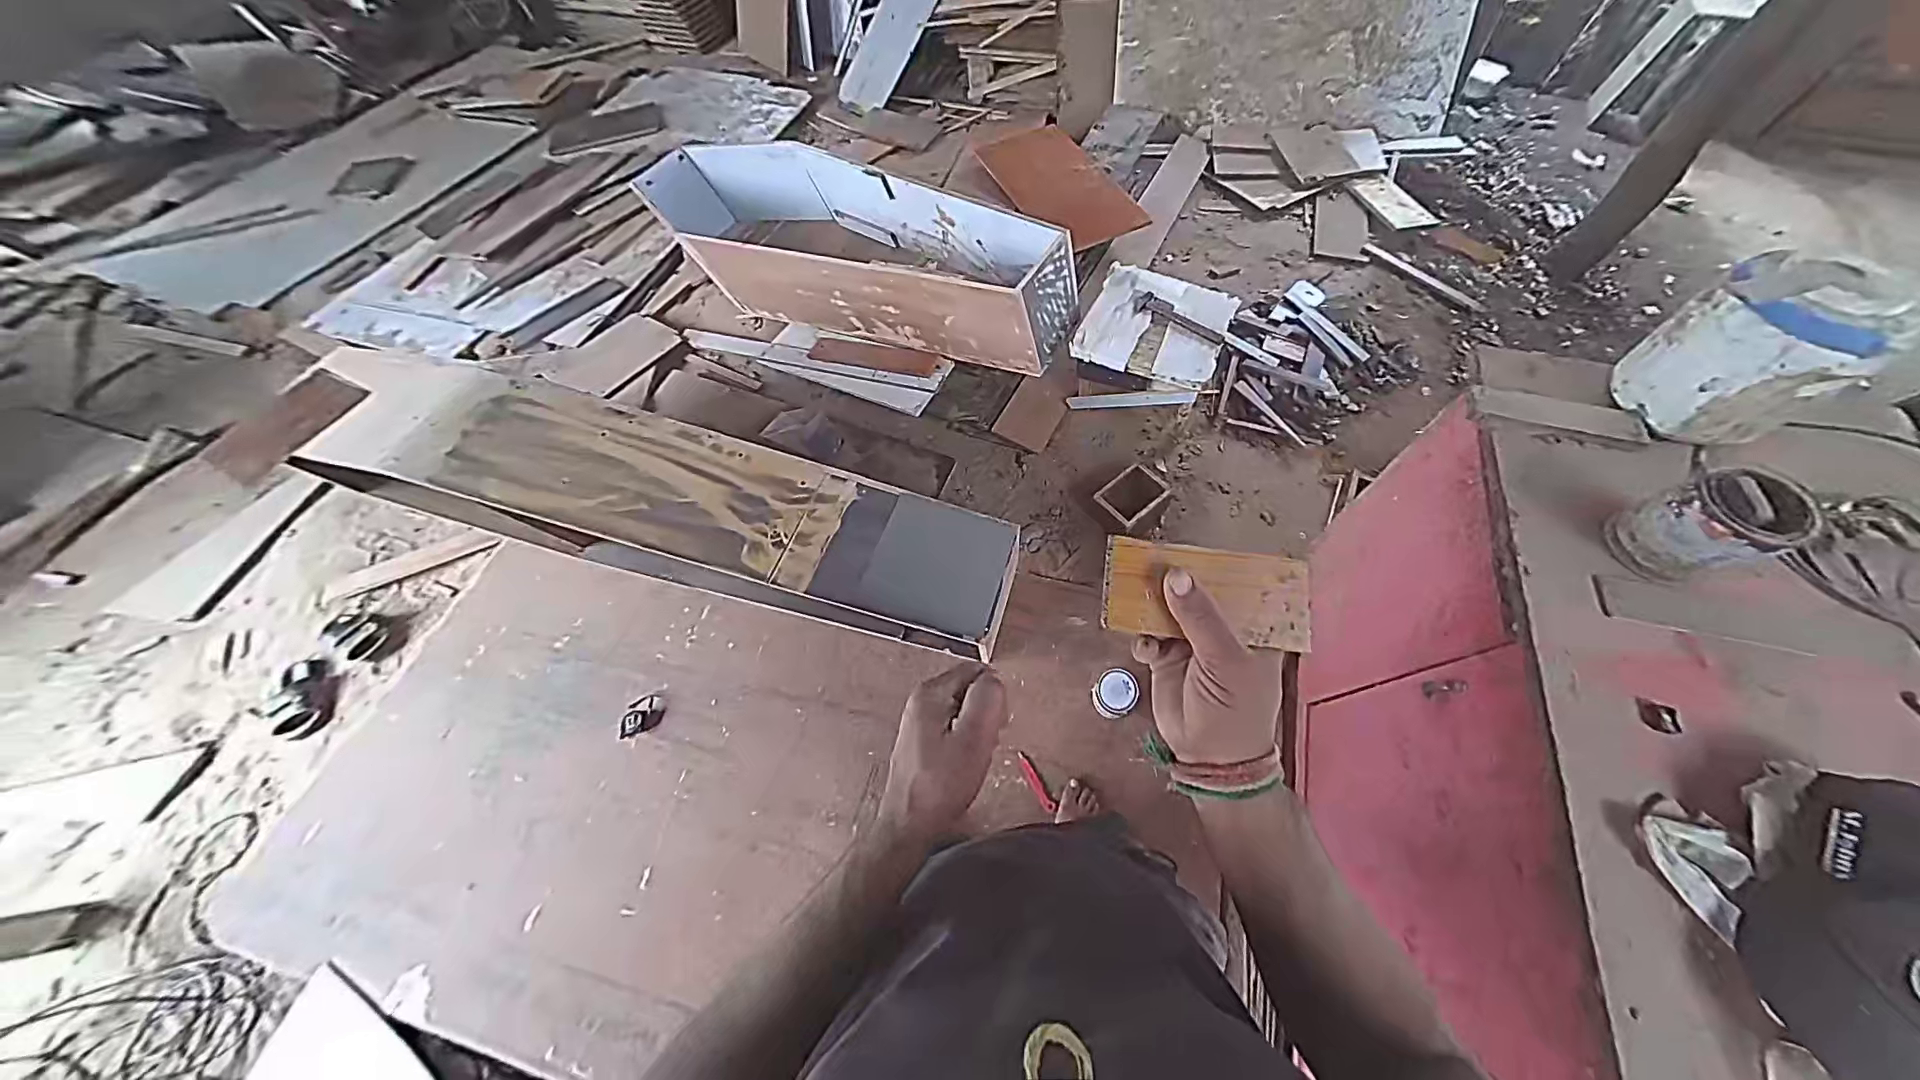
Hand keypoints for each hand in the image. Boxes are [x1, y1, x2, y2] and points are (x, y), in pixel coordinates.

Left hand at [877, 664, 1008, 843]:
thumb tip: (994, 679)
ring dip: (977, 728)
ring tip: (973, 755)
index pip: (977, 670)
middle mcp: (921, 699)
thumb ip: (986, 700)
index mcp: (931, 692)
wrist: (909, 824)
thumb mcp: (973, 738)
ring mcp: (919, 718)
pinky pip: (955, 725)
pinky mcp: (921, 737)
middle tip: (985, 742)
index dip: (994, 695)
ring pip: (965, 707)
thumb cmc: (941, 784)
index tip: (995, 724)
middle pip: (970, 687)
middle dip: (986, 711)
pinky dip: (965, 739)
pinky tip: (963, 762)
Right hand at [1131, 567, 1280, 763]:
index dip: (1214, 566)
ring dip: (1152, 604)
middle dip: (1175, 582)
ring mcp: (1191, 643)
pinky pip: (1148, 636)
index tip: (1191, 547)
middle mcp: (1221, 630)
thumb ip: (1200, 617)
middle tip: (1152, 561)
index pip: (1235, 585)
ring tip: (1138, 593)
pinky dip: (1142, 636)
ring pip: (1167, 611)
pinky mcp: (1166, 658)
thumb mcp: (1225, 659)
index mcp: (1250, 626)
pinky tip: (1146, 647)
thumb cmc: (1237, 709)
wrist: (1210, 757)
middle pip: (1195, 594)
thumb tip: (1177, 576)